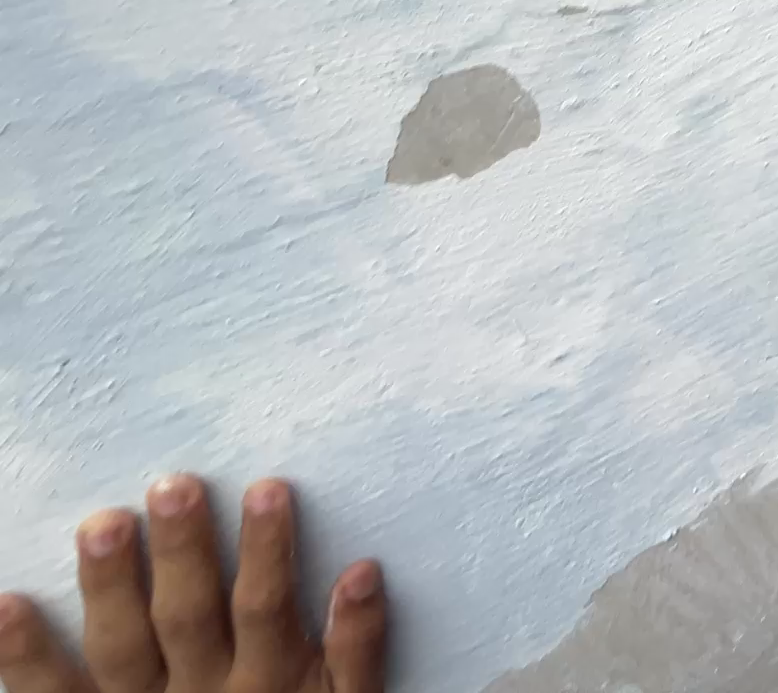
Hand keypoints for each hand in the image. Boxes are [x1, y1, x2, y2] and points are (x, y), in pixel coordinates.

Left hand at [0, 475, 385, 692]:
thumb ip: (360, 644)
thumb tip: (361, 571)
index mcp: (268, 678)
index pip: (264, 600)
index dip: (266, 545)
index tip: (265, 488)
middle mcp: (199, 692)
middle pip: (185, 614)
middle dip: (182, 549)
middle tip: (173, 486)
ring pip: (117, 646)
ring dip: (108, 585)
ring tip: (103, 522)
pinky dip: (23, 654)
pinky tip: (8, 603)